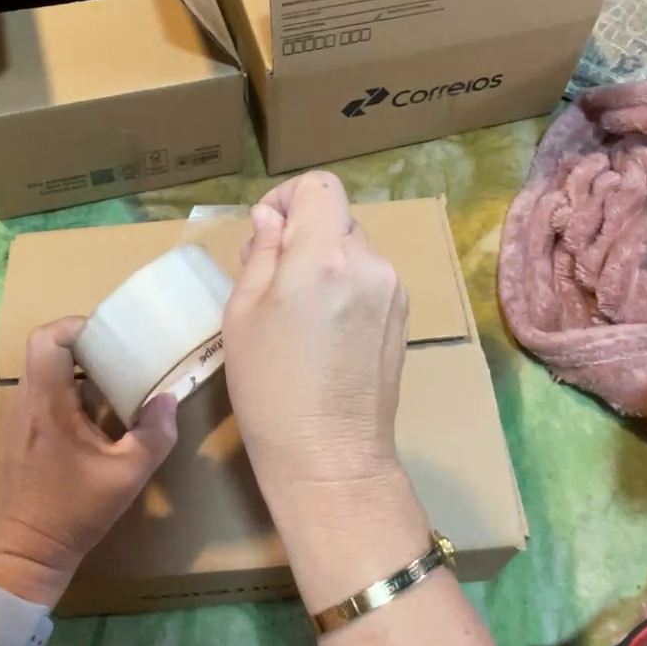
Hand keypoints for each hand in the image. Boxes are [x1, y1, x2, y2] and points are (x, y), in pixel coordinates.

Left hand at [0, 317, 179, 606]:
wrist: (23, 558)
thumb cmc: (72, 513)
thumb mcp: (126, 476)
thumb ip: (154, 434)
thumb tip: (169, 400)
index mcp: (48, 403)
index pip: (48, 338)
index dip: (78, 326)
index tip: (111, 338)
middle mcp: (27, 403)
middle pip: (49, 351)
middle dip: (88, 348)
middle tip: (123, 359)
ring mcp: (19, 420)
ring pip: (47, 374)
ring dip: (81, 373)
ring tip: (117, 386)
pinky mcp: (20, 437)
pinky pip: (44, 397)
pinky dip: (72, 396)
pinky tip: (98, 421)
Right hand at [223, 173, 421, 593]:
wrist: (331, 458)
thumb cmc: (270, 389)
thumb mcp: (242, 315)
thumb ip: (261, 254)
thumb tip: (271, 220)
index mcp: (326, 256)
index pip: (319, 186)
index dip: (287, 198)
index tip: (267, 233)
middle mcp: (369, 263)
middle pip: (336, 218)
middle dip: (302, 235)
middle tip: (272, 280)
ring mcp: (394, 289)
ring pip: (353, 248)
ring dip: (325, 261)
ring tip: (299, 312)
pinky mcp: (404, 315)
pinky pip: (370, 278)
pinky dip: (346, 285)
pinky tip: (326, 330)